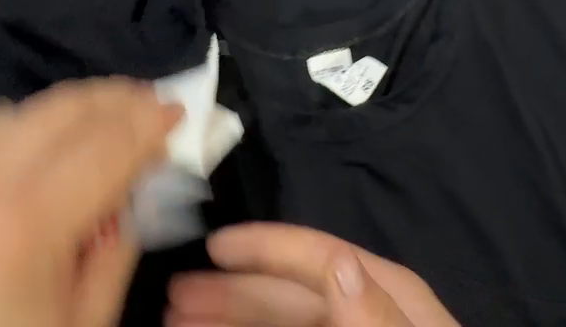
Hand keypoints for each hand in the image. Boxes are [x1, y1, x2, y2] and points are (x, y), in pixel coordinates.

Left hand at [0, 78, 182, 326]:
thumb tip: (138, 175)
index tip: (179, 110)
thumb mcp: (83, 323)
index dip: (150, 122)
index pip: (109, 144)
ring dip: (69, 118)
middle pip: (67, 107)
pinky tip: (30, 161)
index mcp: (22, 223)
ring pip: (27, 109)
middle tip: (148, 105)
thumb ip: (119, 239)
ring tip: (96, 135)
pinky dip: (18, 135)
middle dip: (117, 101)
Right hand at [166, 223, 459, 326]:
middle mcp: (366, 313)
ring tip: (182, 324)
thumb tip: (339, 265)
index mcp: (387, 297)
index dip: (267, 246)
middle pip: (291, 295)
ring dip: (235, 323)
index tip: (215, 246)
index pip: (322, 257)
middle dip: (234, 292)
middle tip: (179, 297)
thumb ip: (376, 318)